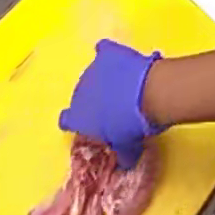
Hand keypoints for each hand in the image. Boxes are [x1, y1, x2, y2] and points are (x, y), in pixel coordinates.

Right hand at [58, 40, 161, 168]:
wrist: (147, 95)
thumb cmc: (133, 126)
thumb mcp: (127, 147)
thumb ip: (122, 154)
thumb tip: (126, 162)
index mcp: (79, 117)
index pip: (67, 120)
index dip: (77, 120)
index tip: (90, 122)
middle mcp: (80, 92)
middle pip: (82, 95)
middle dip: (95, 100)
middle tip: (115, 106)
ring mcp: (92, 70)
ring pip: (93, 74)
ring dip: (105, 79)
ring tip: (125, 84)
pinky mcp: (106, 53)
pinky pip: (104, 51)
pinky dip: (110, 54)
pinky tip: (119, 57)